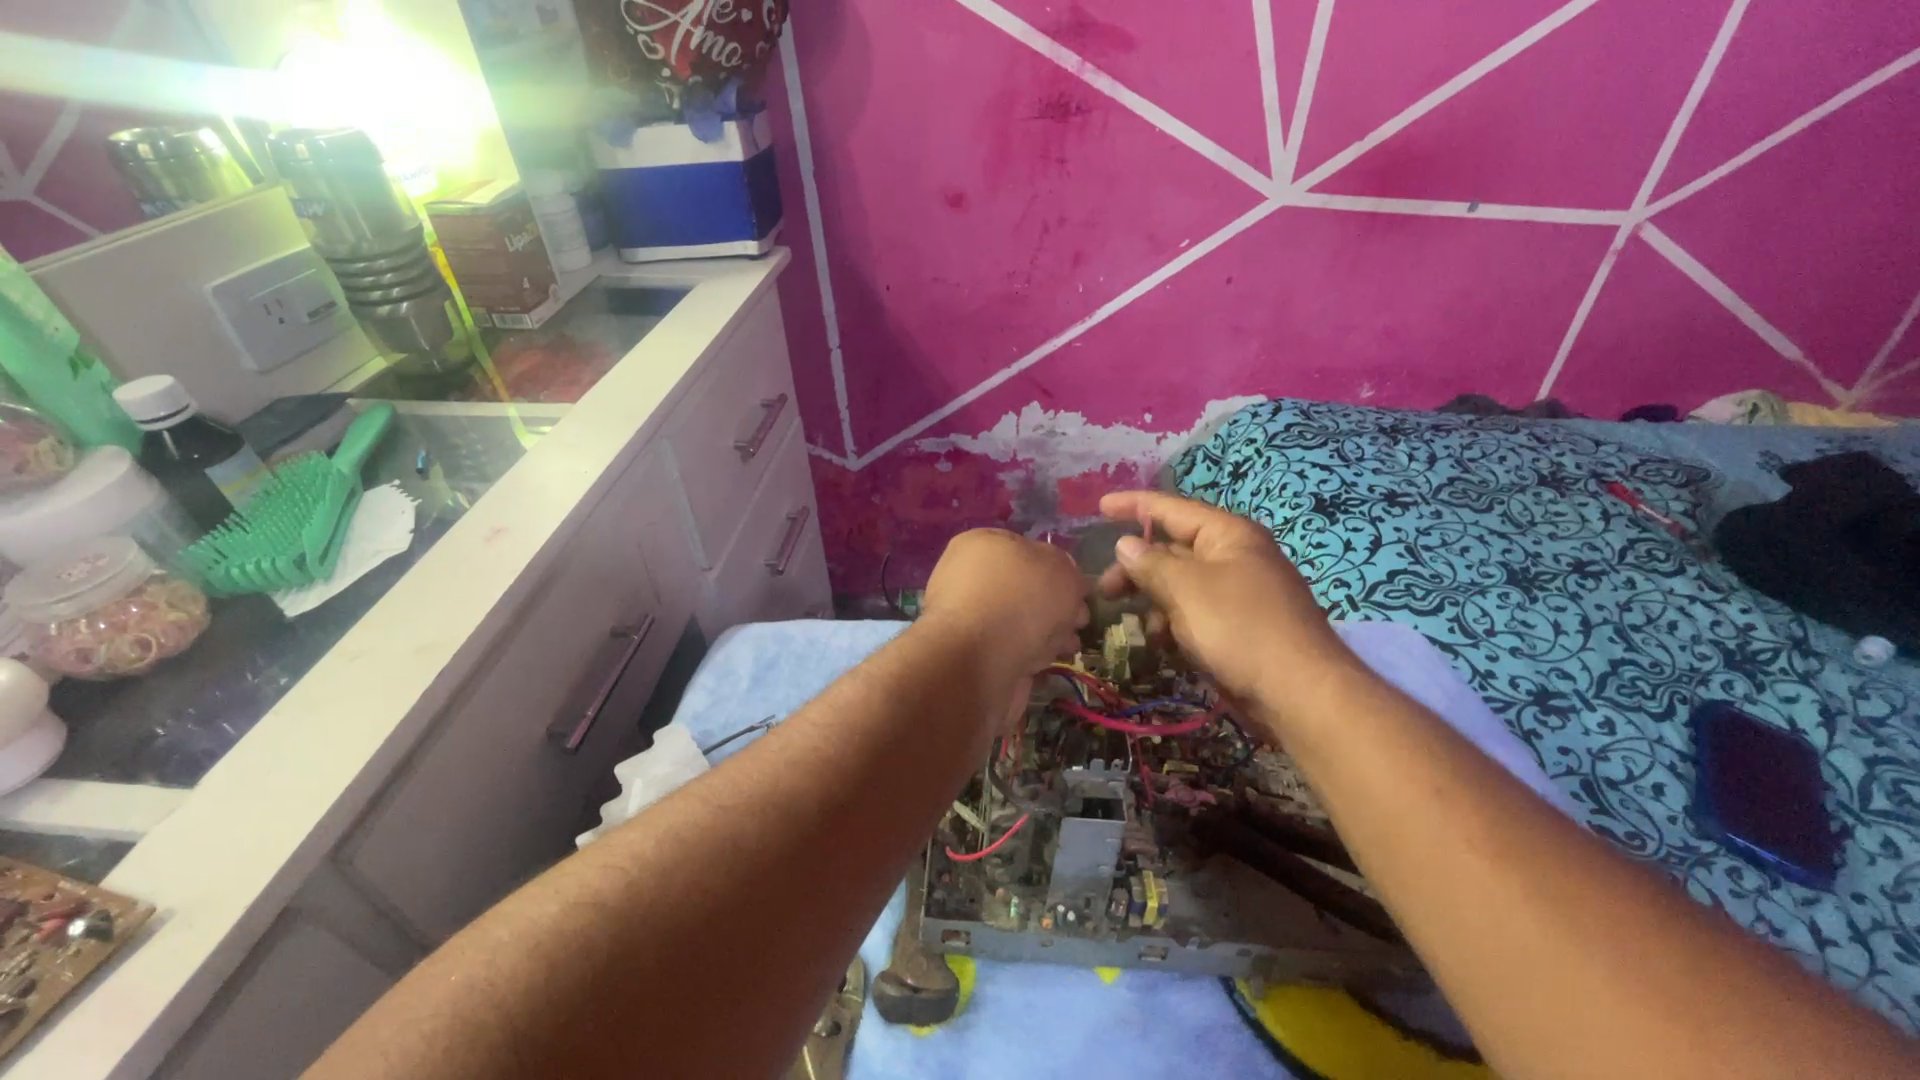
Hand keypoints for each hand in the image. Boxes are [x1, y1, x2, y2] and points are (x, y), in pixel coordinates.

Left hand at [921, 529, 1088, 681]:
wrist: (979, 660)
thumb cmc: (1021, 599)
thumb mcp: (1060, 569)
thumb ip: (1068, 571)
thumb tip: (1067, 583)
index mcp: (982, 544)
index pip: (1026, 549)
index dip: (1058, 569)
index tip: (1079, 592)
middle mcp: (967, 577)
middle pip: (1023, 589)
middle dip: (1054, 608)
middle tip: (1078, 623)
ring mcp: (966, 618)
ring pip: (1017, 622)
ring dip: (1046, 635)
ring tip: (1068, 647)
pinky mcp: (968, 656)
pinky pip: (1008, 651)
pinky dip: (1027, 657)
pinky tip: (1044, 664)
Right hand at [1095, 492, 1365, 735]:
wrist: (1298, 692)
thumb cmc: (1240, 628)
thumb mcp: (1186, 589)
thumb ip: (1151, 564)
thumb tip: (1126, 544)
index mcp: (1228, 534)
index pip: (1172, 509)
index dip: (1133, 505)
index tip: (1098, 507)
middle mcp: (1235, 557)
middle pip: (1173, 550)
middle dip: (1137, 568)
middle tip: (1104, 591)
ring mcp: (1239, 594)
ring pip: (1181, 586)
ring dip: (1153, 602)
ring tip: (1138, 628)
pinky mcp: (1238, 628)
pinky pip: (1195, 614)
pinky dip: (1174, 625)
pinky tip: (1163, 646)